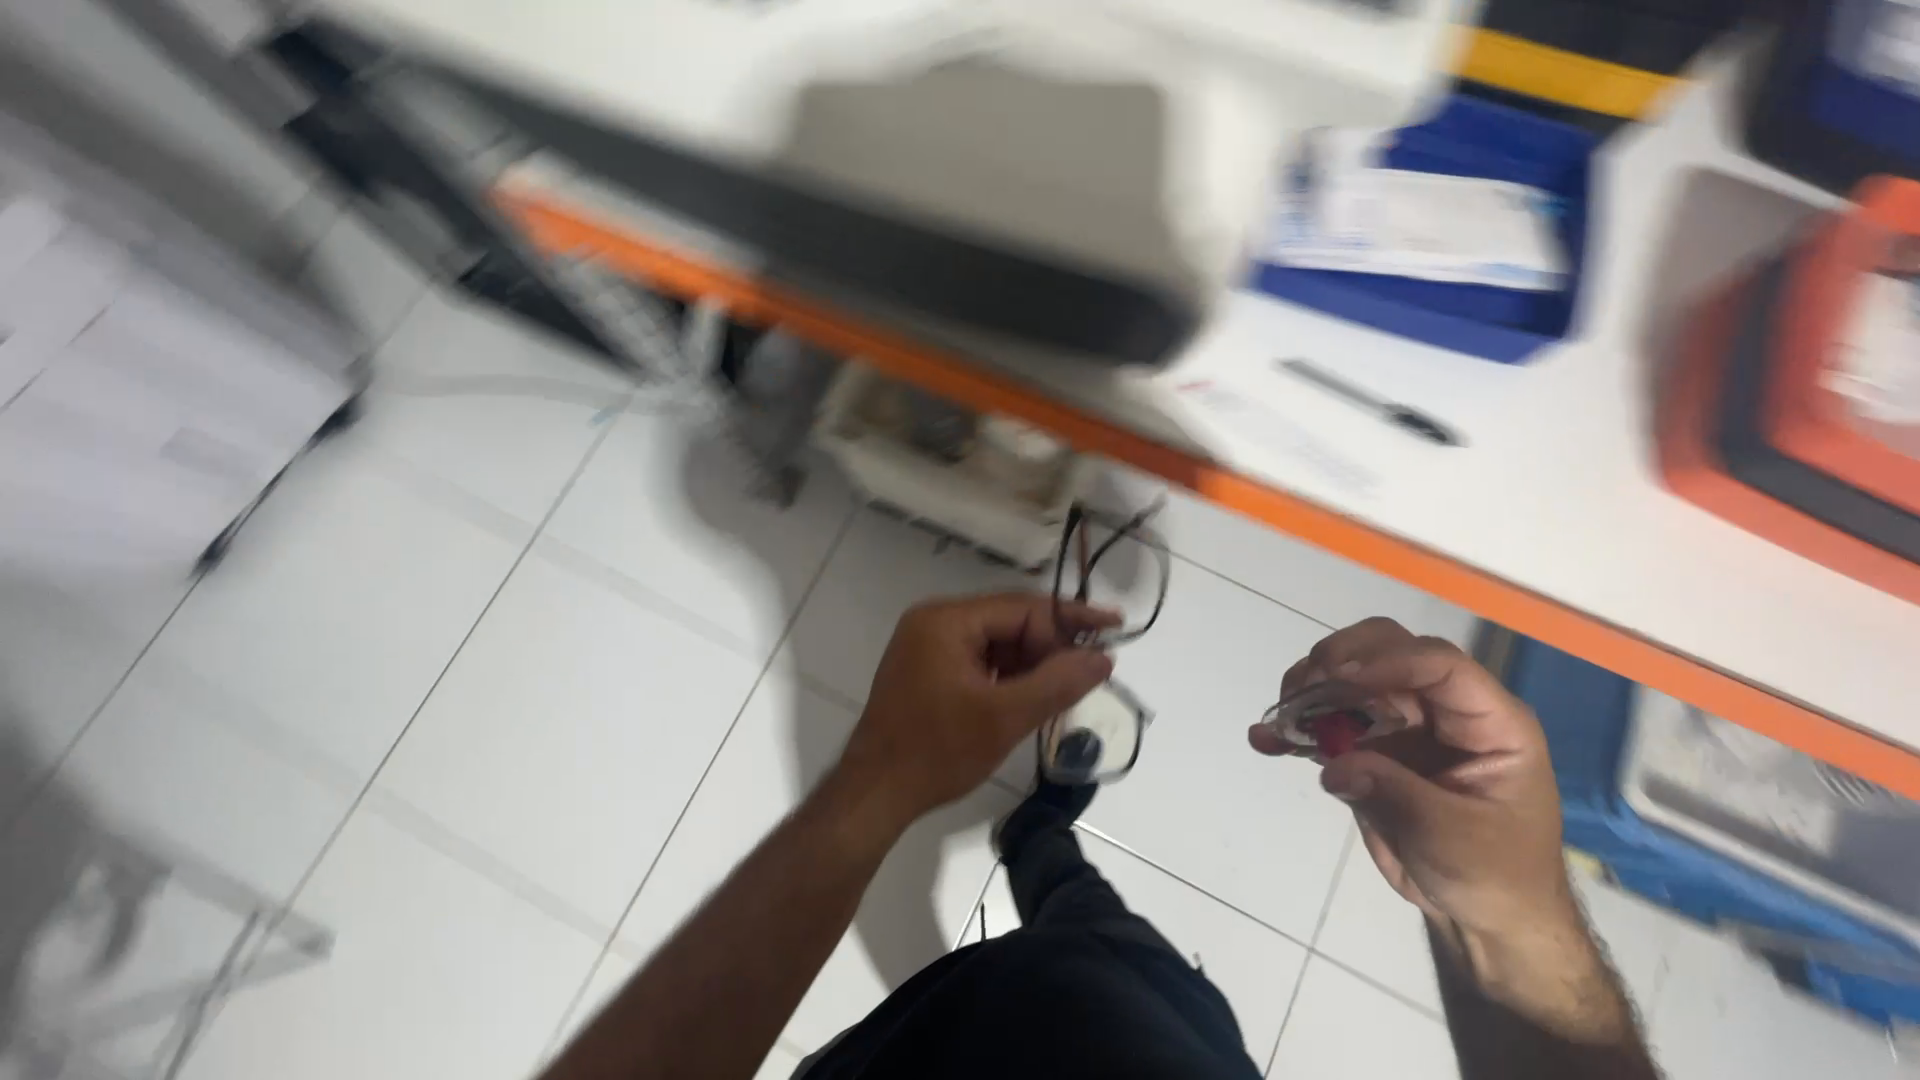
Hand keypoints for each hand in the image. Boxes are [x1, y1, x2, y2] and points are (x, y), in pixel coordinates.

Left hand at [835, 593, 1117, 828]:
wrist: (874, 794)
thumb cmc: (936, 752)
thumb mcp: (1005, 718)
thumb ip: (1057, 683)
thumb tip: (1104, 658)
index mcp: (946, 620)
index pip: (1022, 608)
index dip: (1071, 620)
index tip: (1115, 630)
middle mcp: (934, 623)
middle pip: (1009, 622)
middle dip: (1053, 645)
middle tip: (1095, 668)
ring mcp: (927, 647)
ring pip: (997, 644)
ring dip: (1033, 663)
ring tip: (1072, 685)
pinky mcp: (928, 671)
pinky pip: (980, 662)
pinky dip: (1009, 677)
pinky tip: (1035, 696)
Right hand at [1250, 618, 1573, 935]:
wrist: (1484, 914)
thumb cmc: (1495, 874)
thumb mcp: (1455, 839)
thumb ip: (1398, 795)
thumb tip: (1335, 766)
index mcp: (1487, 721)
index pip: (1439, 665)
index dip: (1389, 660)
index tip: (1339, 676)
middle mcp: (1441, 710)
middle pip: (1388, 649)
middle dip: (1341, 659)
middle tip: (1305, 686)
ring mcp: (1402, 725)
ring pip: (1349, 678)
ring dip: (1310, 689)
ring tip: (1280, 717)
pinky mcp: (1368, 749)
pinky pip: (1327, 724)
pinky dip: (1296, 728)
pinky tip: (1265, 739)